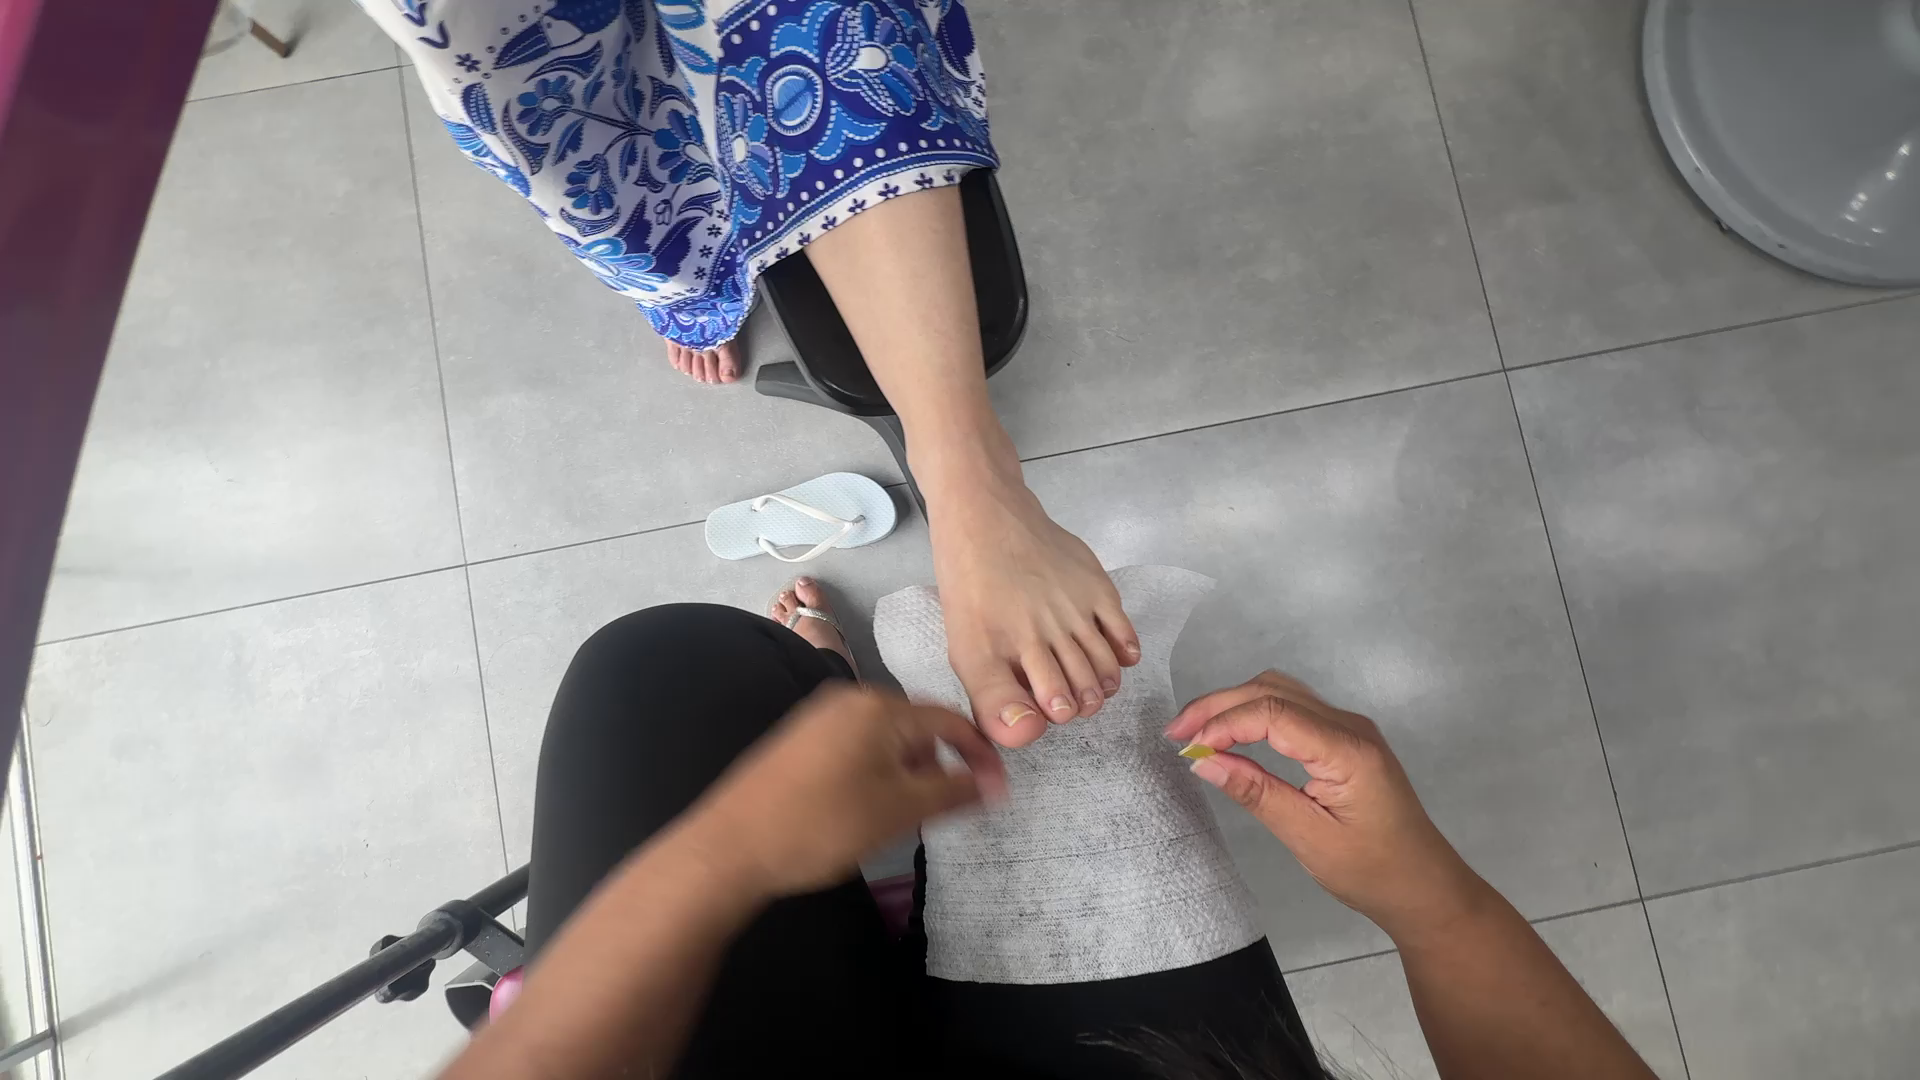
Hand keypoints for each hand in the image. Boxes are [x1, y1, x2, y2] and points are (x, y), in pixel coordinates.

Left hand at [684, 683, 1008, 896]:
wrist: (729, 846)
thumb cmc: (822, 825)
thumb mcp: (899, 811)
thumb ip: (954, 791)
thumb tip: (997, 784)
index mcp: (880, 706)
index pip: (949, 720)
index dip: (979, 753)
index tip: (998, 789)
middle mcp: (851, 697)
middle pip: (916, 724)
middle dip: (940, 761)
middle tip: (947, 805)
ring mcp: (820, 714)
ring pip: (885, 735)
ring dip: (908, 767)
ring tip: (906, 810)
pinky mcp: (800, 736)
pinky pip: (856, 741)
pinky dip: (877, 766)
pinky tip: (865, 802)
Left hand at [923, 459, 1139, 746]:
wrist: (987, 519)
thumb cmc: (971, 586)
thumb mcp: (966, 647)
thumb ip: (993, 698)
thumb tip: (1030, 733)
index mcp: (1010, 648)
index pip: (1053, 703)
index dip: (1056, 713)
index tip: (1054, 709)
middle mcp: (1046, 630)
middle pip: (1084, 686)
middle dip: (1082, 702)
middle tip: (1078, 702)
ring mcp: (1075, 607)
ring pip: (1104, 663)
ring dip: (1104, 682)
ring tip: (1097, 686)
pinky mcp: (1096, 584)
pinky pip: (1123, 629)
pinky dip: (1125, 651)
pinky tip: (1118, 657)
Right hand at [1166, 670, 1486, 940]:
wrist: (1427, 889)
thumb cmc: (1372, 872)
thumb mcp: (1308, 839)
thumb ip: (1255, 792)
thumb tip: (1202, 762)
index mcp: (1347, 750)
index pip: (1272, 712)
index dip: (1224, 723)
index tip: (1189, 749)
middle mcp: (1348, 725)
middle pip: (1270, 690)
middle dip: (1216, 706)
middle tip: (1176, 733)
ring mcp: (1346, 726)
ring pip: (1277, 689)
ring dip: (1231, 704)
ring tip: (1194, 731)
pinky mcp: (1340, 735)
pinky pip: (1287, 705)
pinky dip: (1249, 711)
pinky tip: (1229, 733)